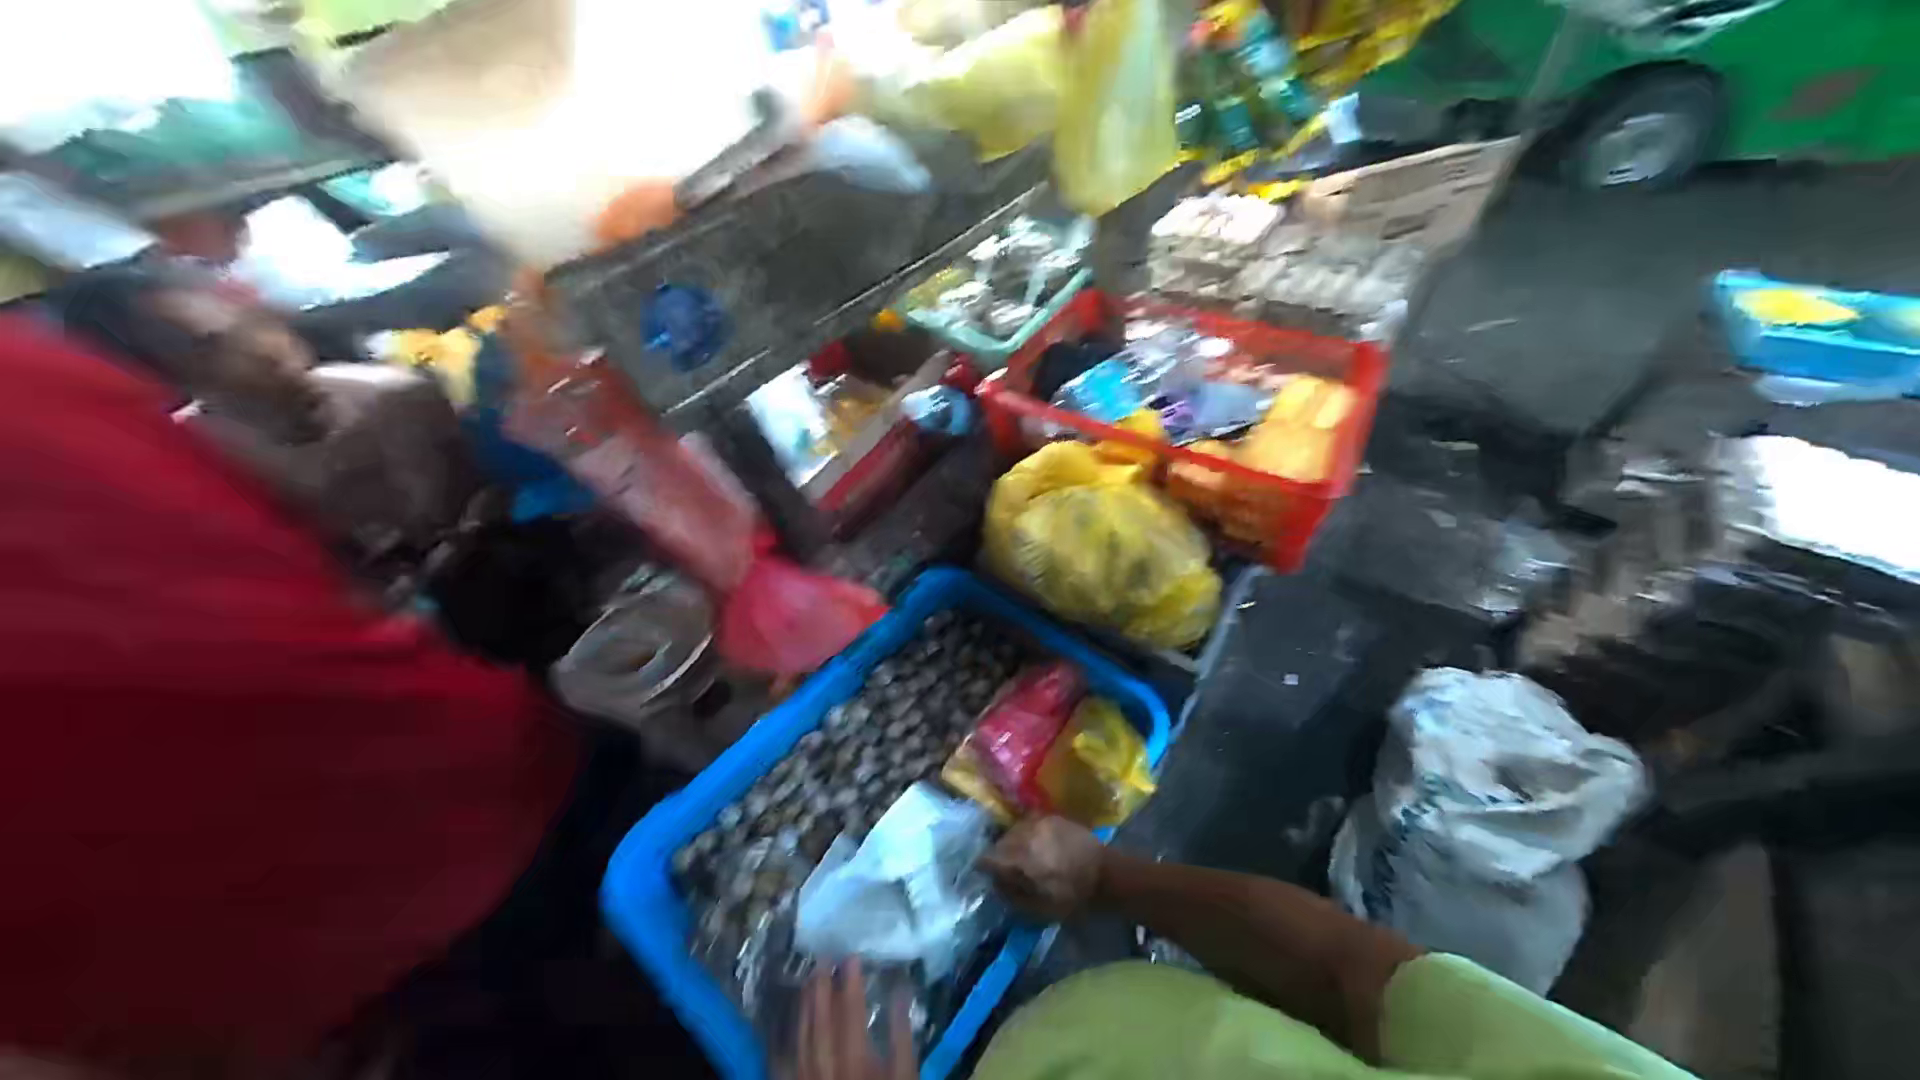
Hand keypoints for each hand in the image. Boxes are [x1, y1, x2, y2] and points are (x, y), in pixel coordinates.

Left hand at [795, 960, 913, 1079]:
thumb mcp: (906, 1076)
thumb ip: (902, 1035)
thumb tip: (900, 992)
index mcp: (856, 1062)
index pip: (850, 1014)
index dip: (849, 984)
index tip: (851, 957)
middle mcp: (828, 1070)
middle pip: (820, 1023)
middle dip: (821, 989)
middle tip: (822, 959)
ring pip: (802, 1039)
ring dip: (805, 1007)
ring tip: (809, 979)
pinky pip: (791, 1061)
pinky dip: (793, 1037)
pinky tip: (794, 1021)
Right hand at [980, 816, 1104, 920]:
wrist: (1104, 874)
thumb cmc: (1071, 897)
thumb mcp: (1037, 908)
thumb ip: (1010, 894)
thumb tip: (993, 882)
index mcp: (1020, 859)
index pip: (987, 857)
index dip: (985, 867)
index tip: (988, 875)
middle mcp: (1025, 835)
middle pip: (999, 842)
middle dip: (1000, 854)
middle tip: (1009, 868)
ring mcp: (1038, 822)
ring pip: (1013, 830)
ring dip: (1014, 842)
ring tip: (1024, 855)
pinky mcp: (1050, 815)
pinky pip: (1028, 823)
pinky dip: (1028, 833)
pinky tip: (1037, 844)